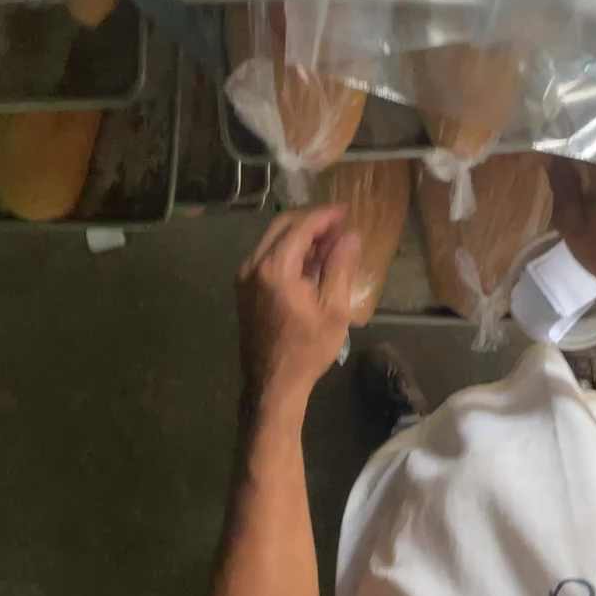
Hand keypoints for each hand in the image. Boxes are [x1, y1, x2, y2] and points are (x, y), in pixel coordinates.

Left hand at [237, 205, 360, 408]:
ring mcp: (245, 277)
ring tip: (329, 244)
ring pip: (272, 241)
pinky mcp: (244, 289)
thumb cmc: (307, 349)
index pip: (301, 226)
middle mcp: (253, 265)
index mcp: (275, 268)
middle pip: (282, 227)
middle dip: (311, 221)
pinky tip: (309, 263)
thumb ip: (340, 266)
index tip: (346, 211)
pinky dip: (288, 252)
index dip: (325, 216)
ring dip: (299, 236)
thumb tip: (350, 236)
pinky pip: (266, 257)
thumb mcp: (334, 308)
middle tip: (338, 226)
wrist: (273, 383)